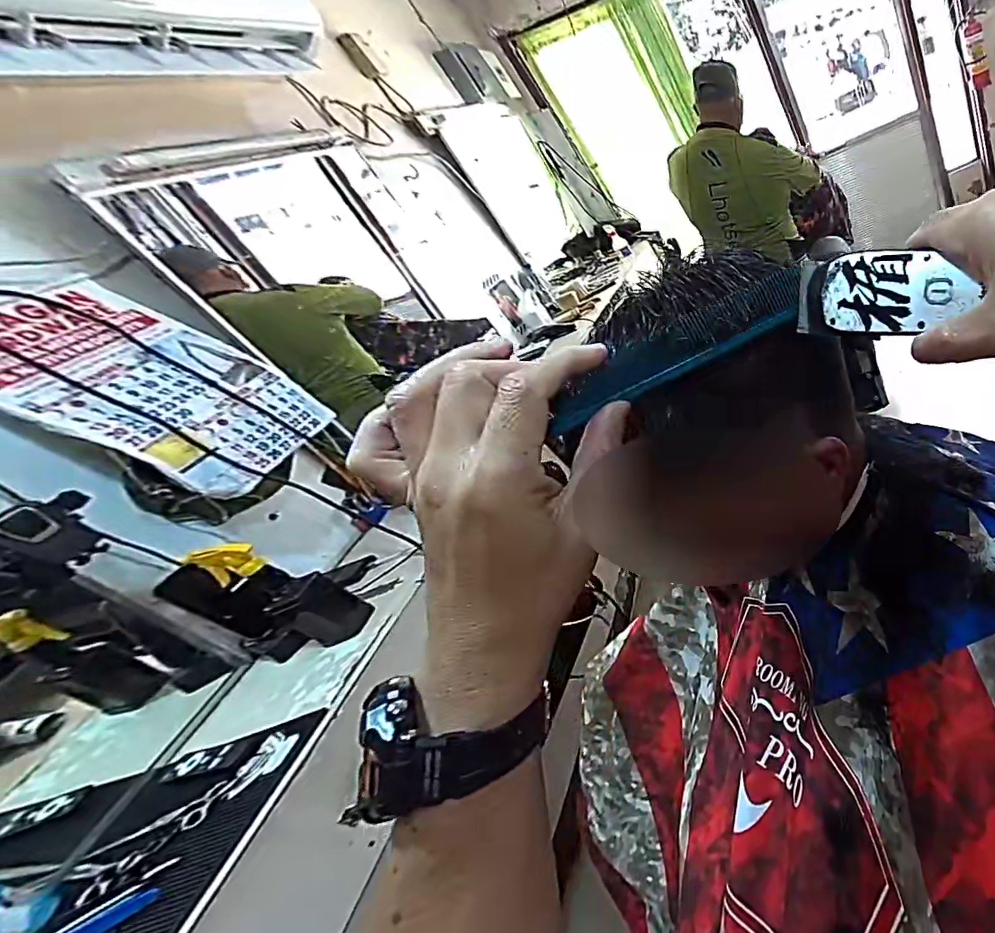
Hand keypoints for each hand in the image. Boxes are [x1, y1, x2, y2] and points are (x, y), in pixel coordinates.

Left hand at [348, 343, 629, 728]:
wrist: (486, 638)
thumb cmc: (541, 586)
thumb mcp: (588, 523)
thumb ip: (600, 457)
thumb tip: (616, 407)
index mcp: (496, 476)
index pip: (522, 390)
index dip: (562, 362)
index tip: (595, 357)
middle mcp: (445, 468)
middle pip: (465, 379)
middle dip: (518, 361)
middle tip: (559, 373)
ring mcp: (417, 478)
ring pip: (416, 395)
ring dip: (457, 365)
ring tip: (499, 356)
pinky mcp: (406, 491)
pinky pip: (379, 440)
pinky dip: (398, 410)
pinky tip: (431, 401)